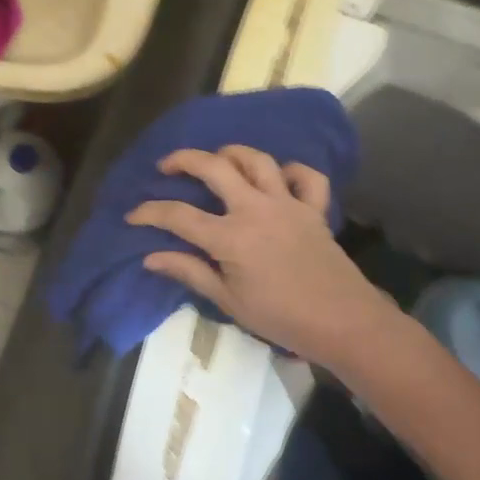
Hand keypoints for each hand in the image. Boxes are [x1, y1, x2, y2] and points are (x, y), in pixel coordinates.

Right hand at [130, 146, 393, 367]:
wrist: (346, 325)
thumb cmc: (281, 318)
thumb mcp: (228, 302)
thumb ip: (189, 272)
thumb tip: (150, 257)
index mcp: (230, 236)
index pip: (178, 215)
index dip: (150, 212)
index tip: (132, 215)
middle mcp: (255, 209)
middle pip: (213, 167)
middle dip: (183, 159)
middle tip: (167, 166)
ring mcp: (288, 205)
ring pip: (257, 160)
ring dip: (231, 154)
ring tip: (216, 160)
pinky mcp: (314, 210)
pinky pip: (307, 177)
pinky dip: (292, 171)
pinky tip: (277, 178)